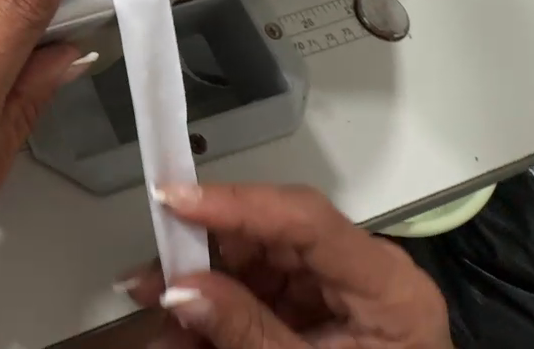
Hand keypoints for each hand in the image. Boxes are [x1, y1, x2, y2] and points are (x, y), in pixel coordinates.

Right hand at [120, 184, 449, 348]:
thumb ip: (247, 332)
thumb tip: (177, 288)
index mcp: (386, 285)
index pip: (305, 218)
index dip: (236, 204)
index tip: (172, 200)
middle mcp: (362, 270)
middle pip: (269, 236)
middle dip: (202, 256)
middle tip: (146, 280)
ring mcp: (337, 289)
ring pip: (252, 263)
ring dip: (199, 288)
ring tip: (154, 318)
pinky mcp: (316, 308)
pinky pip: (256, 293)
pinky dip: (216, 310)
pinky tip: (180, 333)